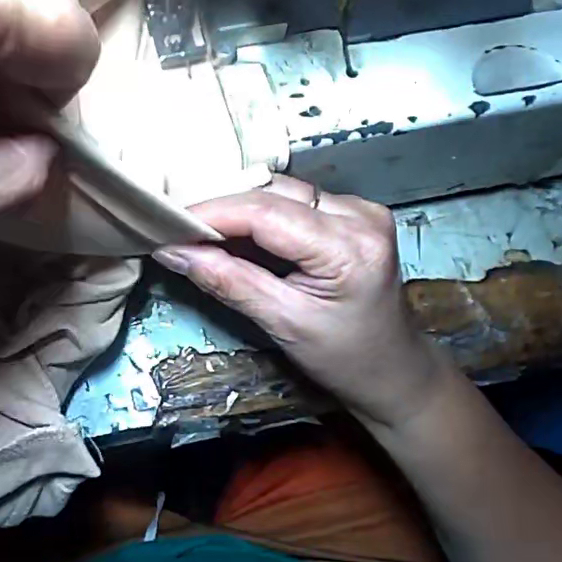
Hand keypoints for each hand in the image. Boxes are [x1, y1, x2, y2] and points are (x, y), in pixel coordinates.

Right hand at [154, 178, 457, 430]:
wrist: (394, 369)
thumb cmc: (345, 358)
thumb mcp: (283, 323)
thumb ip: (229, 281)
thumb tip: (173, 251)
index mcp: (349, 246)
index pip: (266, 212)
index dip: (212, 213)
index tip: (168, 223)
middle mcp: (360, 214)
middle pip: (274, 193)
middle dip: (222, 208)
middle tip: (178, 227)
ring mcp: (360, 209)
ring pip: (283, 191)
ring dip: (240, 209)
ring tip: (200, 230)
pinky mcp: (353, 212)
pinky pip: (296, 201)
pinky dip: (261, 214)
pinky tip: (236, 232)